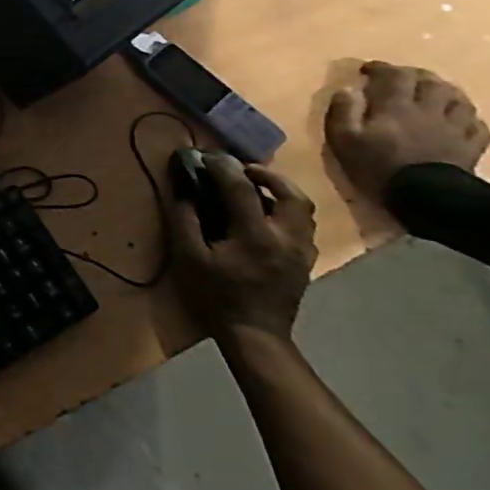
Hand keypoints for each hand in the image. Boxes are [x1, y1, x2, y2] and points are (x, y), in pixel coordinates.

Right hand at [170, 153, 317, 340]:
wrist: (255, 333)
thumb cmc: (217, 295)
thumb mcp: (190, 258)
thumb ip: (186, 221)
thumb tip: (183, 192)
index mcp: (256, 234)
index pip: (241, 188)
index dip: (223, 167)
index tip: (207, 156)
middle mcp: (286, 236)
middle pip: (289, 193)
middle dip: (266, 175)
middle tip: (241, 170)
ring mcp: (301, 249)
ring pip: (302, 208)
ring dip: (280, 191)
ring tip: (256, 188)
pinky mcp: (305, 260)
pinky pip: (302, 225)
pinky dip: (286, 211)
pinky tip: (266, 217)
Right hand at [326, 62, 489, 198]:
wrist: (426, 196)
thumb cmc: (377, 166)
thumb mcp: (343, 140)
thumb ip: (342, 112)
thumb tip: (345, 89)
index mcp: (396, 106)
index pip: (393, 76)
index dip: (381, 68)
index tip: (368, 69)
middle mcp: (429, 109)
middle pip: (430, 82)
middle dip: (415, 76)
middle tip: (402, 78)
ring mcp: (455, 127)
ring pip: (457, 99)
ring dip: (445, 92)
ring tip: (435, 93)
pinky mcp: (471, 146)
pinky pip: (476, 126)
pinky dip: (467, 119)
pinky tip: (460, 122)